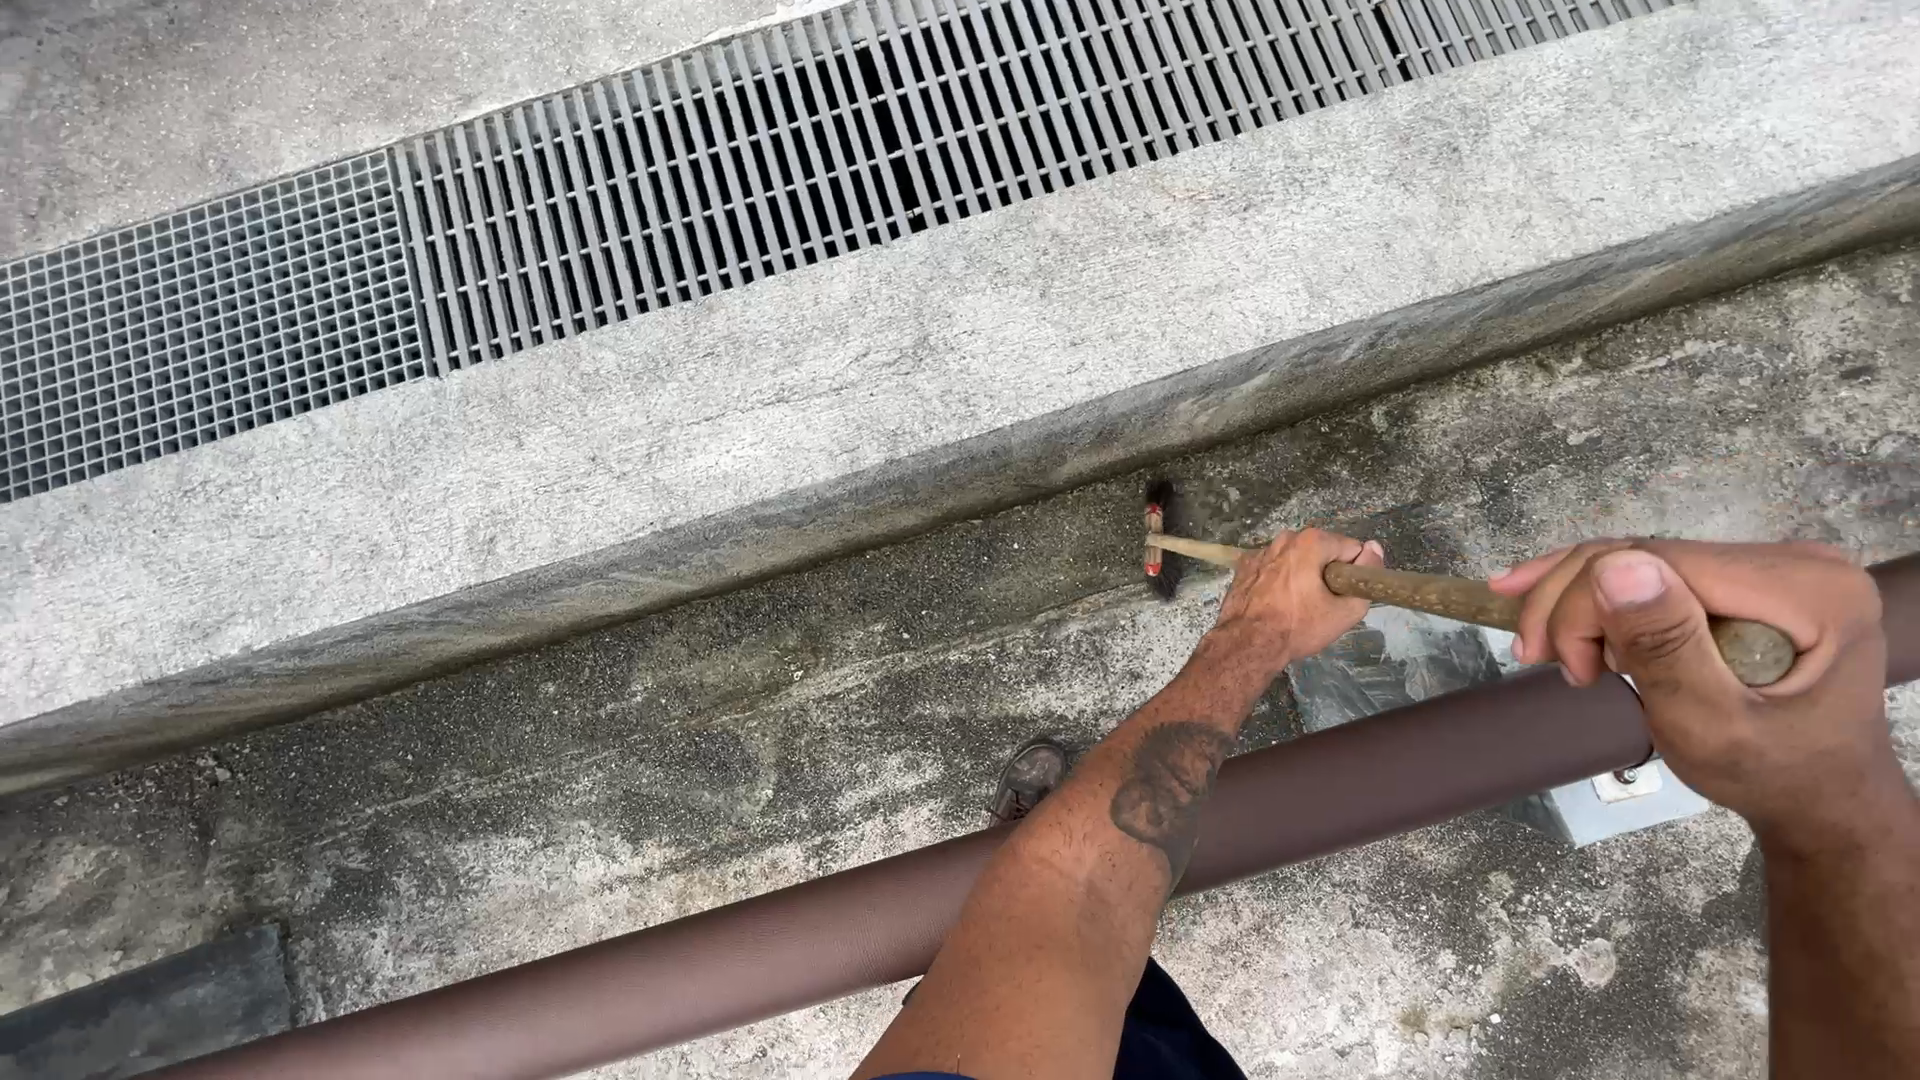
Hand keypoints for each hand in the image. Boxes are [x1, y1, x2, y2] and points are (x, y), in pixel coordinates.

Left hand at [1209, 528, 1383, 677]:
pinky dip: (1279, 579)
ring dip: (1303, 575)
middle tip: (1321, 603)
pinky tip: (1276, 600)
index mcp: (1310, 542)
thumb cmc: (1298, 627)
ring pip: (1297, 559)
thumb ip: (1366, 575)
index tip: (1343, 595)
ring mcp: (1261, 551)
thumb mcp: (1346, 610)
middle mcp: (1284, 539)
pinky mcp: (1244, 566)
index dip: (1352, 573)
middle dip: (1327, 572)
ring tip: (1298, 604)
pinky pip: (1274, 567)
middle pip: (1322, 552)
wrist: (1247, 644)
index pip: (1351, 549)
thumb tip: (1374, 548)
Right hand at [1487, 539, 1903, 845]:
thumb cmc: (1769, 772)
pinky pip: (1643, 572)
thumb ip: (1666, 644)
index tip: (1561, 664)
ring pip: (1627, 558)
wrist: (1818, 797)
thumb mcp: (1708, 721)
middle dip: (1567, 603)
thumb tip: (1614, 566)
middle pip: (1635, 554)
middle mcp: (1794, 562)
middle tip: (1533, 655)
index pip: (1653, 562)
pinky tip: (1552, 614)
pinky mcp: (1741, 580)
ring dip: (1569, 603)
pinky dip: (1591, 597)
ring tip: (1541, 648)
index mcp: (1806, 591)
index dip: (1584, 604)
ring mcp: (1768, 567)